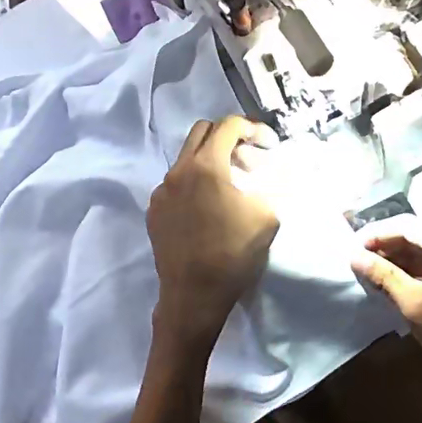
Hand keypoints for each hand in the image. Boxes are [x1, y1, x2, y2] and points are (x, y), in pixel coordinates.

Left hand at [148, 117, 279, 340]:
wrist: (194, 295)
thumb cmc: (234, 255)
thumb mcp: (266, 217)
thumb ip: (265, 187)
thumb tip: (258, 178)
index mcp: (207, 167)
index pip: (228, 127)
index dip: (252, 128)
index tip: (267, 143)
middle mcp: (178, 171)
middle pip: (201, 132)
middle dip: (227, 137)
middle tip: (247, 158)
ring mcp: (161, 191)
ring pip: (185, 159)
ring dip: (209, 162)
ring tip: (228, 186)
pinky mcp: (154, 211)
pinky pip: (175, 185)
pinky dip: (193, 184)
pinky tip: (207, 208)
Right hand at [351, 222, 421, 400]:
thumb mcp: (414, 303)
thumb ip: (384, 275)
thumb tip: (354, 256)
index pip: (409, 228)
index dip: (379, 236)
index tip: (354, 247)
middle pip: (416, 238)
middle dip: (386, 248)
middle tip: (359, 259)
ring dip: (396, 261)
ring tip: (368, 270)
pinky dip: (409, 273)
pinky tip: (389, 281)